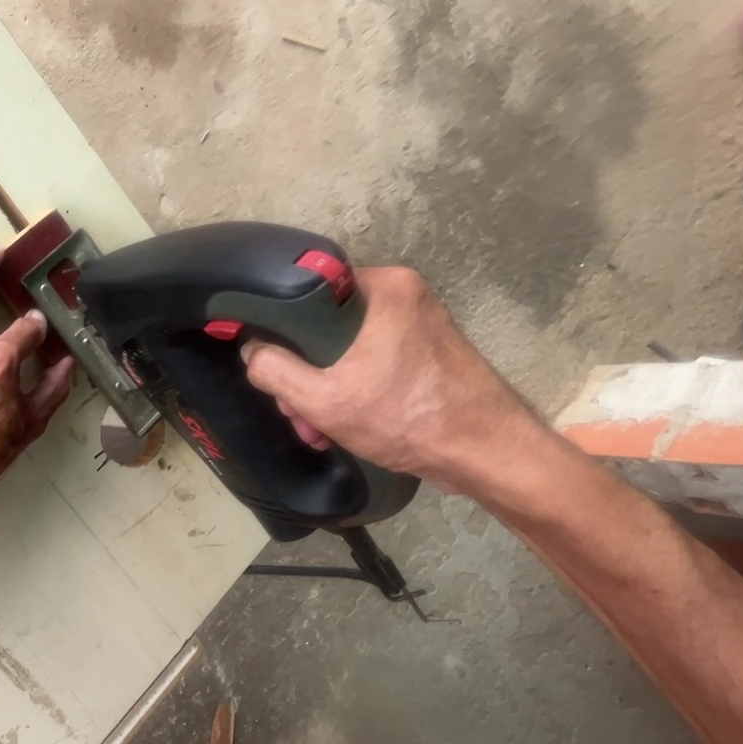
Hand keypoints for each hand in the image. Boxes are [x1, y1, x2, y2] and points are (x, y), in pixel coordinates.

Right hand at [240, 266, 541, 489]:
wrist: (490, 456)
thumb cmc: (409, 418)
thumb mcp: (322, 398)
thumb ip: (274, 371)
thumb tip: (252, 352)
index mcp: (384, 287)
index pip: (306, 291)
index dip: (278, 329)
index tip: (270, 364)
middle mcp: (403, 295)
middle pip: (324, 326)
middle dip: (303, 373)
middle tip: (295, 410)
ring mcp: (419, 324)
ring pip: (345, 349)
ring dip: (323, 388)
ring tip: (317, 428)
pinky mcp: (427, 352)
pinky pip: (371, 361)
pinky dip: (352, 389)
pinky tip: (342, 424)